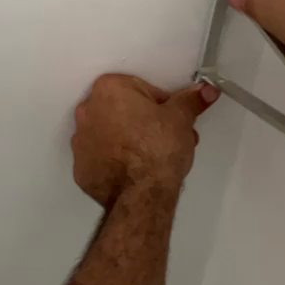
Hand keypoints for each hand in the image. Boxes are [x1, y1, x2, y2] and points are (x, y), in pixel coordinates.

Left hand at [71, 75, 217, 208]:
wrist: (142, 194)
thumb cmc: (157, 151)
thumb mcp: (181, 119)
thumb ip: (190, 100)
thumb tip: (203, 92)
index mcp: (110, 90)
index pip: (140, 89)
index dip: (161, 105)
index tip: (170, 118)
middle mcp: (88, 111)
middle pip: (123, 110)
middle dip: (144, 122)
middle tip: (166, 138)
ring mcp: (80, 140)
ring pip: (110, 134)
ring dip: (128, 140)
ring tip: (153, 157)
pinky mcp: (81, 167)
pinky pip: (101, 157)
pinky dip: (115, 161)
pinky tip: (134, 170)